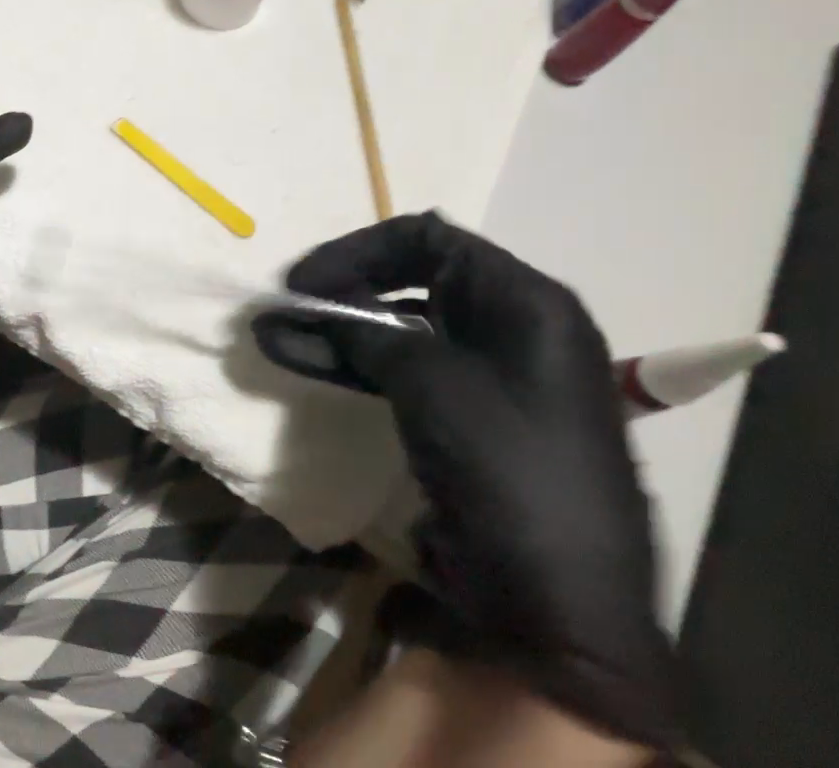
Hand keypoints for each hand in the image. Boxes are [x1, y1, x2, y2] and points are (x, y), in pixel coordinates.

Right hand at [252, 213, 679, 750]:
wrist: (559, 600)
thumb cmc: (507, 468)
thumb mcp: (430, 384)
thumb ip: (359, 336)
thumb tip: (283, 315)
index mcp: (525, 301)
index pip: (428, 238)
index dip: (357, 251)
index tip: (301, 283)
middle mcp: (511, 328)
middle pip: (413, 280)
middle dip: (343, 290)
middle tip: (286, 310)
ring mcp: (491, 377)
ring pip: (401, 330)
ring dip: (340, 332)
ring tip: (278, 341)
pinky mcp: (467, 420)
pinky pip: (405, 373)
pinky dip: (356, 367)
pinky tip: (309, 369)